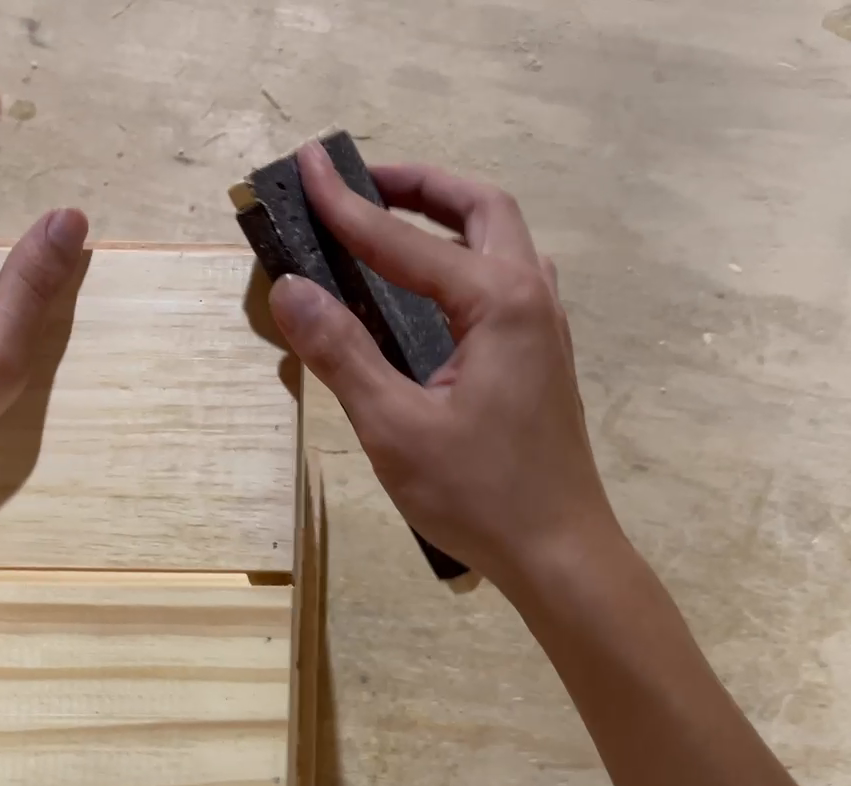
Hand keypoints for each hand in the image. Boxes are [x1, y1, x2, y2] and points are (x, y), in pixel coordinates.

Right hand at [268, 143, 619, 584]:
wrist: (559, 554)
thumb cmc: (478, 496)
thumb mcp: (395, 427)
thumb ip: (342, 353)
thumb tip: (291, 288)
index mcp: (498, 304)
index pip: (405, 241)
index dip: (348, 207)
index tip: (307, 167)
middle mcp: (532, 300)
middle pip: (482, 210)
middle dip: (420, 186)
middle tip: (364, 187)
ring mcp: (546, 331)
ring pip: (503, 244)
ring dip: (450, 221)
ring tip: (395, 229)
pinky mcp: (543, 362)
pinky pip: (506, 284)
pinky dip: (466, 263)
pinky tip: (435, 298)